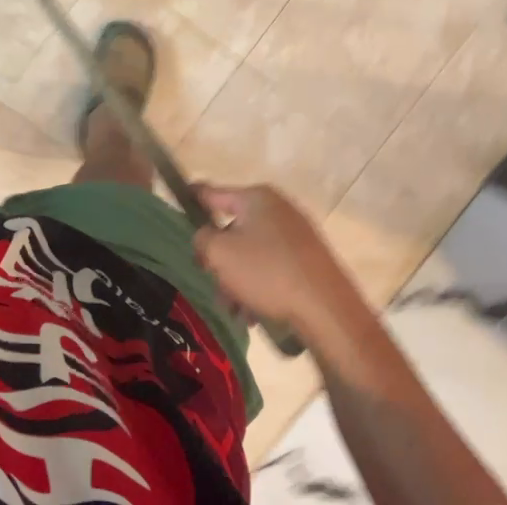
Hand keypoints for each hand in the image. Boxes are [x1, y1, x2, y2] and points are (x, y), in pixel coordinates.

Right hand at [193, 185, 344, 332]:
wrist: (329, 312)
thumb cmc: (267, 273)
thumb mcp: (219, 253)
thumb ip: (201, 238)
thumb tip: (206, 237)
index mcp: (257, 198)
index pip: (212, 192)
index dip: (191, 200)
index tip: (176, 209)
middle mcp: (279, 209)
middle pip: (233, 229)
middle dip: (219, 261)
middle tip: (213, 284)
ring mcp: (298, 236)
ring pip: (252, 254)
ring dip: (237, 281)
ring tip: (235, 311)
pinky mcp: (310, 262)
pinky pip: (273, 268)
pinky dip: (260, 288)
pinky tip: (254, 314)